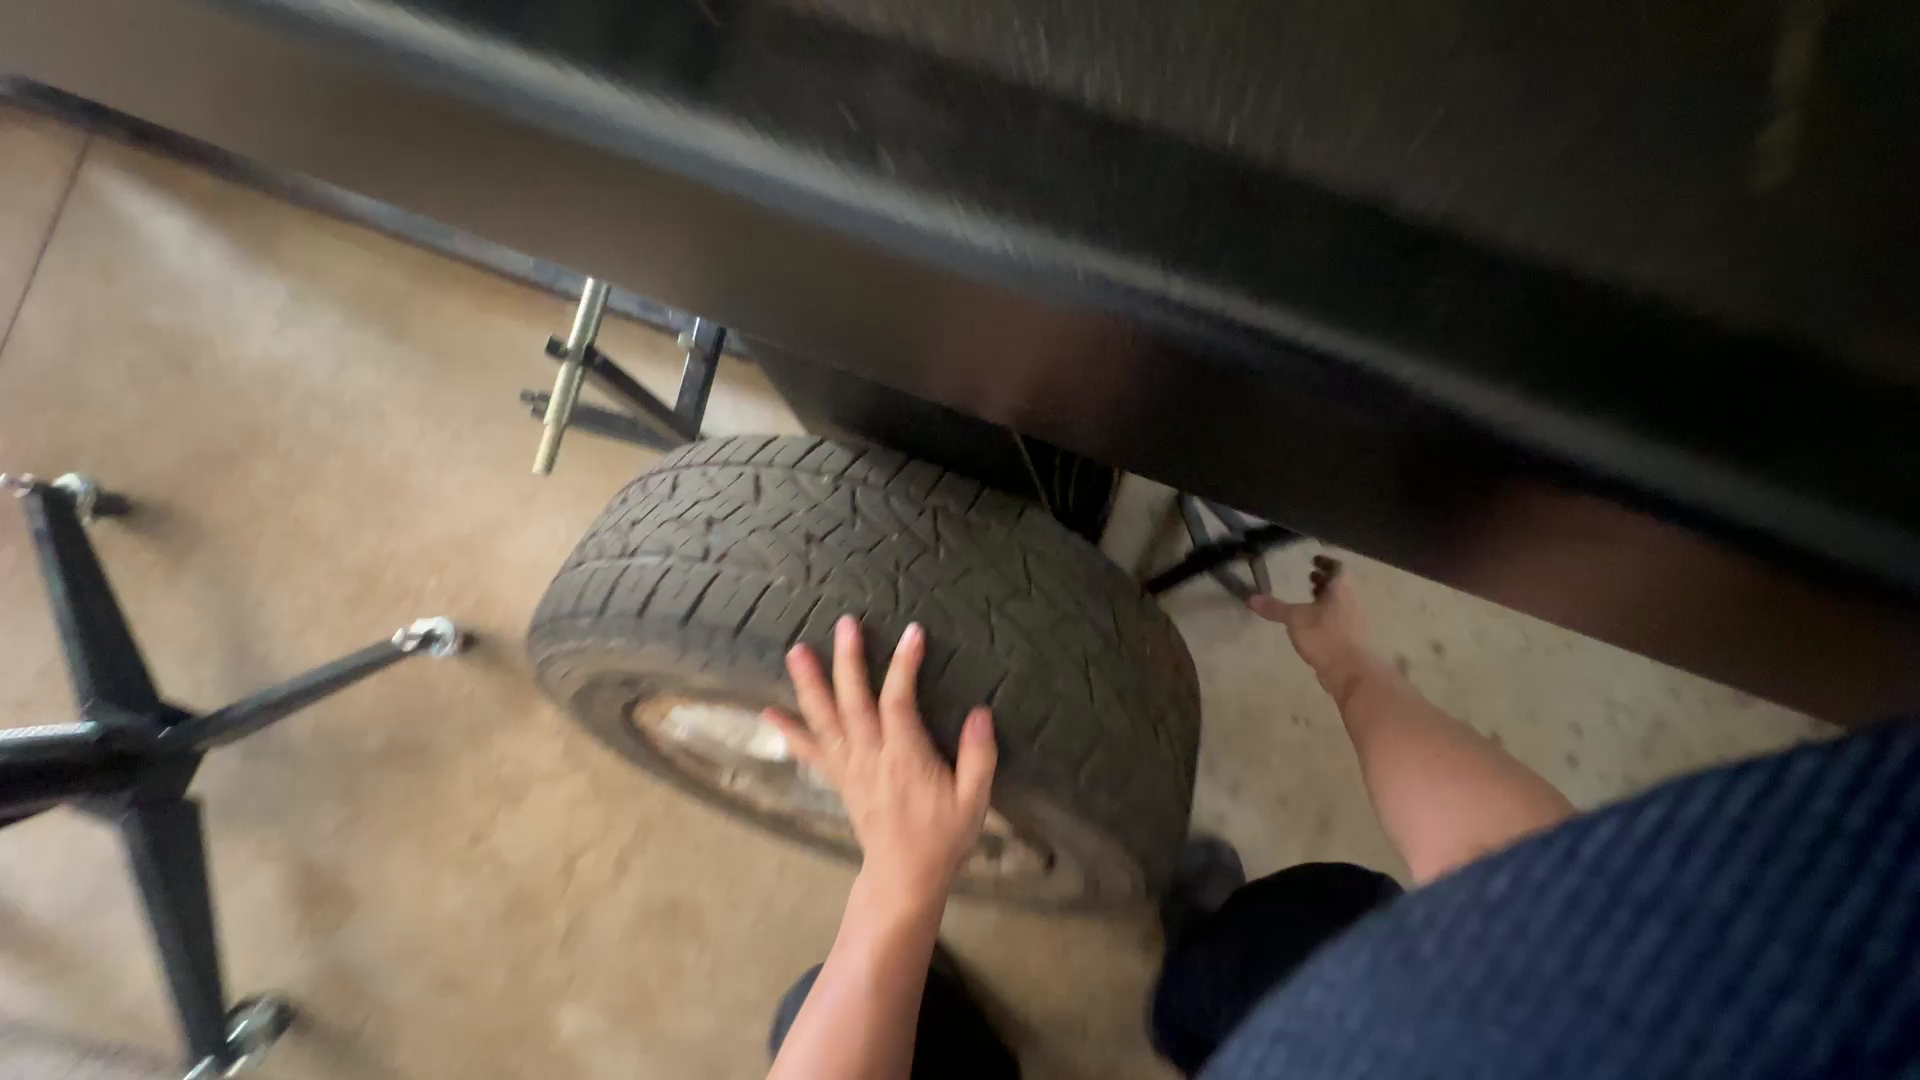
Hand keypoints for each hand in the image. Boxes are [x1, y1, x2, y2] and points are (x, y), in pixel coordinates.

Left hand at [763, 616, 997, 910]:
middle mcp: (870, 757)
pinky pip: (810, 751)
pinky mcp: (839, 778)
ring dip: (810, 684)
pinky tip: (767, 712)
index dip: (904, 666)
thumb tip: (980, 712)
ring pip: (825, 720)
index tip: (912, 633)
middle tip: (846, 624)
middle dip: (848, 661)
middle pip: (853, 702)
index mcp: (905, 758)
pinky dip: (788, 731)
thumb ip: (979, 756)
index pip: (899, 702)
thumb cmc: (943, 836)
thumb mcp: (974, 800)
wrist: (904, 877)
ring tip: (796, 651)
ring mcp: (849, 767)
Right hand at [1249, 555, 1381, 696]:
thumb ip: (1274, 608)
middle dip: (1324, 580)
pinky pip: (1339, 620)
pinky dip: (1326, 616)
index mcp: (1341, 591)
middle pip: (1340, 586)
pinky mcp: (1351, 639)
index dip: (1326, 562)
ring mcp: (1354, 622)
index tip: (1313, 560)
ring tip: (1309, 600)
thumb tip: (1250, 598)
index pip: (1338, 569)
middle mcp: (1351, 602)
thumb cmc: (1325, 636)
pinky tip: (1312, 625)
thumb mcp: (1295, 619)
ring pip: (1340, 603)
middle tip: (1309, 577)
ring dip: (1326, 598)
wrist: (1351, 671)